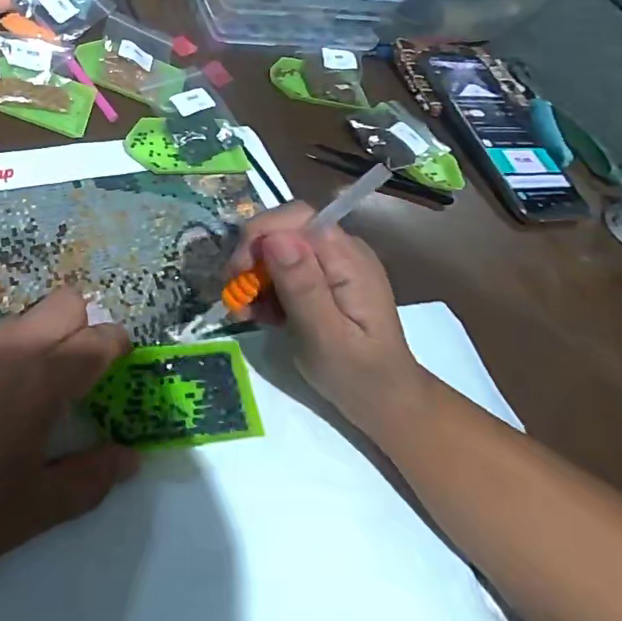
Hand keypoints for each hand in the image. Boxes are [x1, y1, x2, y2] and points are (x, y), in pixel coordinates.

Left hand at [0, 289, 140, 620]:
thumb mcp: (35, 509)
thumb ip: (92, 477)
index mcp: (40, 378)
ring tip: (18, 399)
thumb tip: (129, 457)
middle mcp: (7, 343)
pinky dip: (0, 352)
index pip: (99, 337)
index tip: (117, 369)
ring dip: (38, 341)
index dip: (117, 348)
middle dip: (82, 327)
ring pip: (23, 317)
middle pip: (66, 301)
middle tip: (73, 378)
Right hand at [230, 204, 427, 433]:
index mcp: (347, 257)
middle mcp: (339, 252)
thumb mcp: (326, 335)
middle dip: (251, 260)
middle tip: (235, 298)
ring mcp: (329, 267)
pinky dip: (263, 291)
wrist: (386, 403)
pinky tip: (257, 316)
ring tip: (243, 314)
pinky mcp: (319, 283)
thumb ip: (302, 286)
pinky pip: (282, 272)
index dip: (261, 234)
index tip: (239, 271)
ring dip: (252, 279)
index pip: (296, 217)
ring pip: (276, 253)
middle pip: (282, 232)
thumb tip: (275, 239)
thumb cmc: (360, 374)